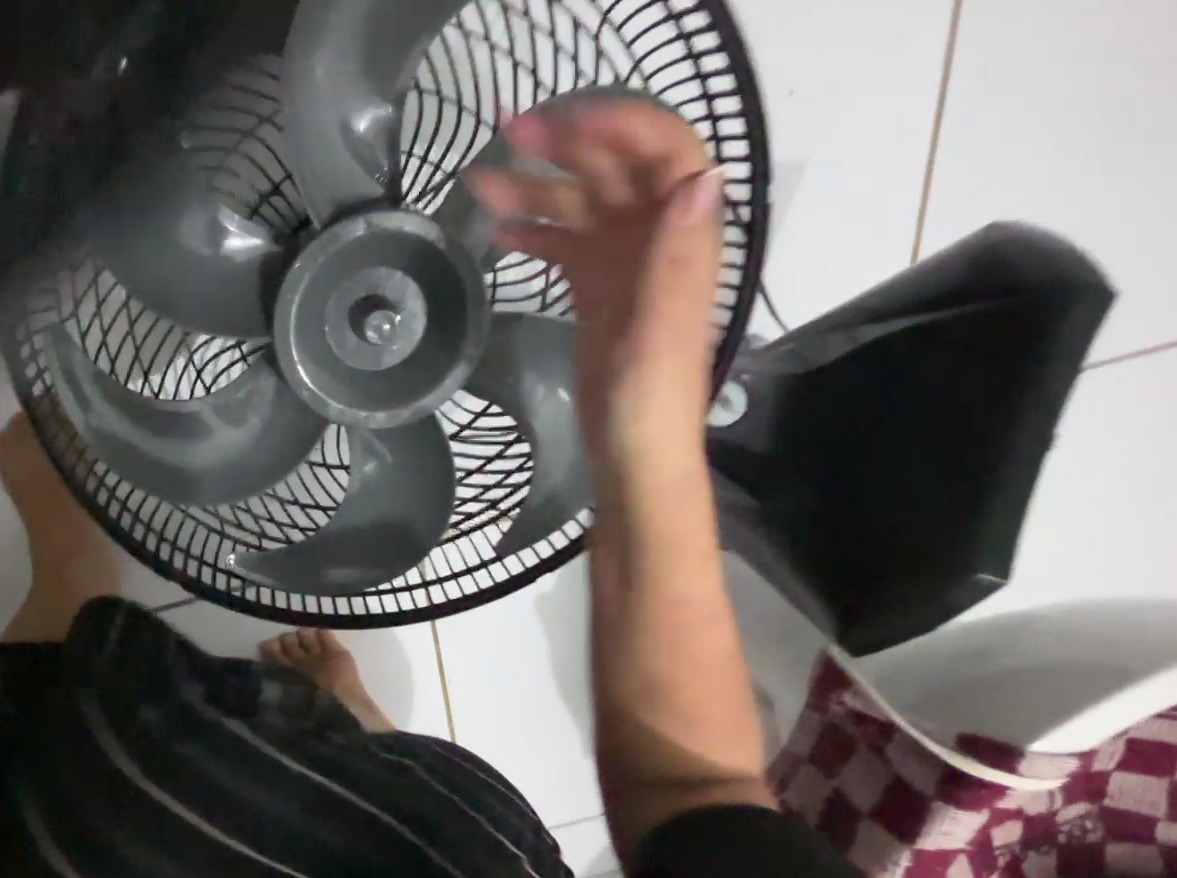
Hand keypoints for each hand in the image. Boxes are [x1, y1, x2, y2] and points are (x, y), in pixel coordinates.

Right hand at [464, 100, 723, 475]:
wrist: (633, 459)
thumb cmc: (650, 404)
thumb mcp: (662, 333)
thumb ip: (677, 260)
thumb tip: (695, 178)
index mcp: (680, 245)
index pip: (664, 157)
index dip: (621, 126)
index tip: (563, 119)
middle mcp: (654, 245)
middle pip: (613, 174)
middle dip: (564, 147)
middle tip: (505, 135)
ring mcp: (622, 270)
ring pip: (580, 209)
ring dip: (536, 190)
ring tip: (480, 181)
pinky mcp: (595, 296)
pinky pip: (564, 248)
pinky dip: (534, 234)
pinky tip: (497, 232)